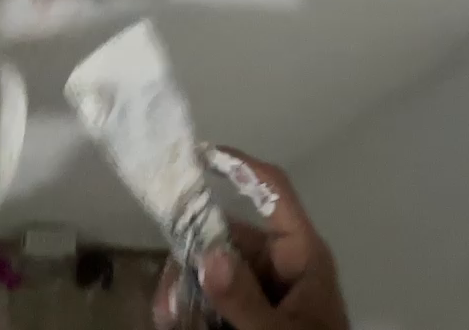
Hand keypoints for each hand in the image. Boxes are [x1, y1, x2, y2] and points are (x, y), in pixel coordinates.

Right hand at [153, 148, 349, 329]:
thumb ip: (244, 299)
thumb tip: (207, 254)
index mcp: (301, 253)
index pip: (273, 190)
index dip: (241, 166)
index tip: (201, 155)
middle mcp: (281, 264)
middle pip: (228, 237)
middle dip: (192, 260)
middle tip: (167, 299)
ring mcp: (267, 290)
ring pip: (215, 270)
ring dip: (188, 291)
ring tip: (168, 318)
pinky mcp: (253, 314)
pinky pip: (217, 298)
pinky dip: (196, 309)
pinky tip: (176, 322)